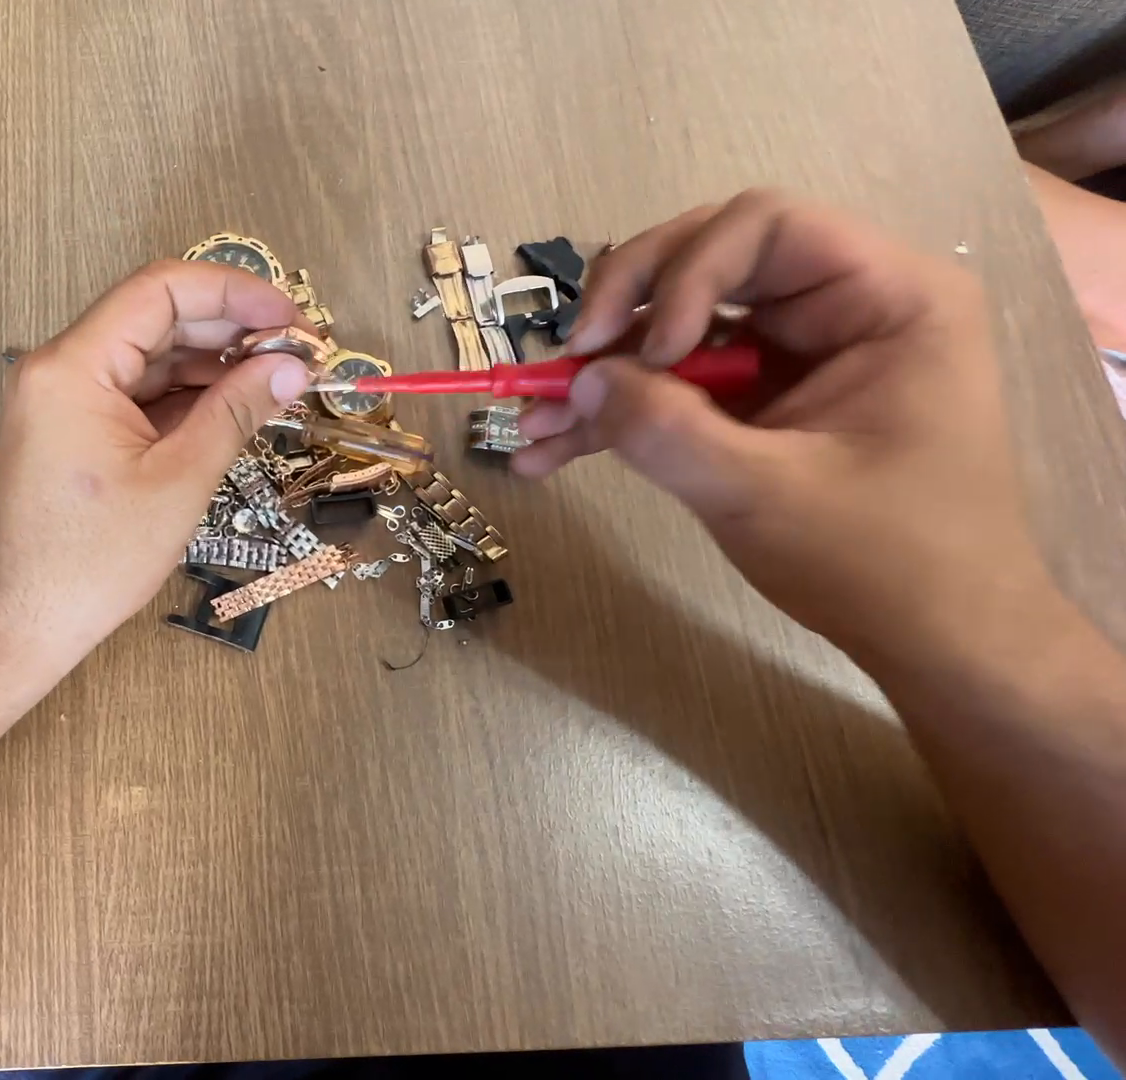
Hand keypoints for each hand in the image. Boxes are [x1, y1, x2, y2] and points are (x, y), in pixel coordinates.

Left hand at [0, 259, 309, 670]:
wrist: (24, 623)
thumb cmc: (92, 562)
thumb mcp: (178, 482)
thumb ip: (235, 411)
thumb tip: (291, 367)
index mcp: (73, 366)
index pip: (161, 289)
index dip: (235, 292)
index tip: (291, 319)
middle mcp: (59, 368)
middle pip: (155, 318)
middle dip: (230, 330)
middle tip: (296, 354)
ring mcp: (62, 399)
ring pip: (148, 357)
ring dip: (211, 365)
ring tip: (275, 382)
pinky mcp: (70, 429)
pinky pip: (134, 394)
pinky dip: (183, 398)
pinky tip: (232, 407)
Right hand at [512, 190, 1051, 665]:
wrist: (923, 633)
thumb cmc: (880, 559)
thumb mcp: (762, 491)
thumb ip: (664, 431)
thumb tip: (578, 382)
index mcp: (881, 300)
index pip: (761, 227)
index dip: (683, 274)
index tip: (645, 353)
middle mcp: (828, 310)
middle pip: (696, 264)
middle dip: (618, 314)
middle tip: (567, 363)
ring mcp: (780, 358)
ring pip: (662, 332)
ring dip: (593, 379)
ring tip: (532, 426)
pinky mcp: (744, 404)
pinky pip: (663, 390)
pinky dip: (606, 421)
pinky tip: (547, 457)